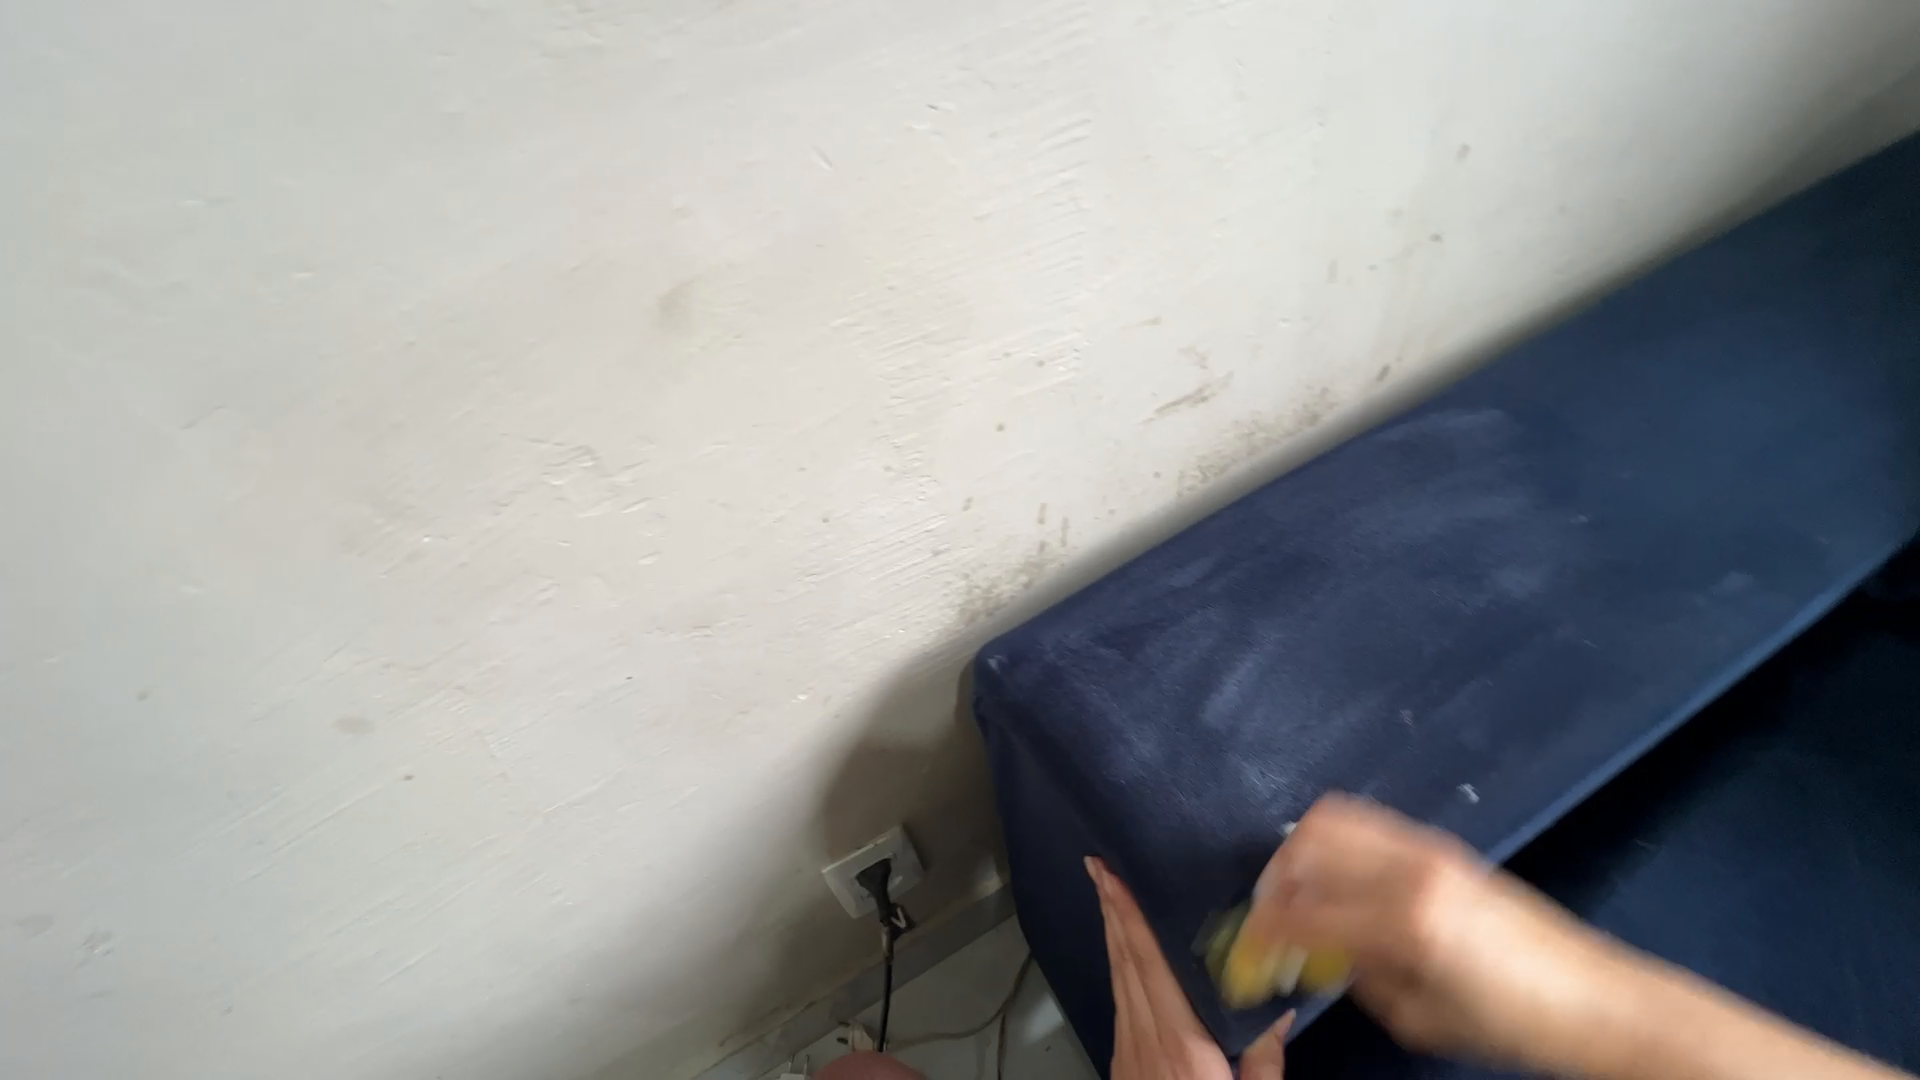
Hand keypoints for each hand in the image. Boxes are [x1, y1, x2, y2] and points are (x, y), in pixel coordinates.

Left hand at [1088, 856, 1291, 1079]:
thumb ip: (1264, 1056)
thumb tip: (1279, 1003)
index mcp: (1182, 1045)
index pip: (1150, 965)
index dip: (1129, 916)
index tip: (1111, 877)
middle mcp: (1146, 1038)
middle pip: (1124, 960)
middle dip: (1110, 908)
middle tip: (1097, 864)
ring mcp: (1128, 1051)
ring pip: (1116, 976)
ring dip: (1110, 929)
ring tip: (1105, 891)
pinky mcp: (1122, 1063)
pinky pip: (1118, 998)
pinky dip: (1117, 963)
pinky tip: (1121, 949)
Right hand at [1241, 794, 1632, 1074]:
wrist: (1600, 998)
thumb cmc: (1514, 1025)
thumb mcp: (1422, 1020)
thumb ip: (1359, 977)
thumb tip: (1323, 952)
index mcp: (1405, 924)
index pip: (1306, 912)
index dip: (1264, 929)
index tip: (1247, 946)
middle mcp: (1406, 871)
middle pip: (1307, 846)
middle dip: (1274, 878)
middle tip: (1268, 910)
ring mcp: (1421, 846)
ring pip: (1328, 819)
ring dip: (1298, 850)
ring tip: (1296, 884)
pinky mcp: (1433, 840)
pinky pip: (1360, 820)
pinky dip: (1330, 837)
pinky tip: (1335, 870)